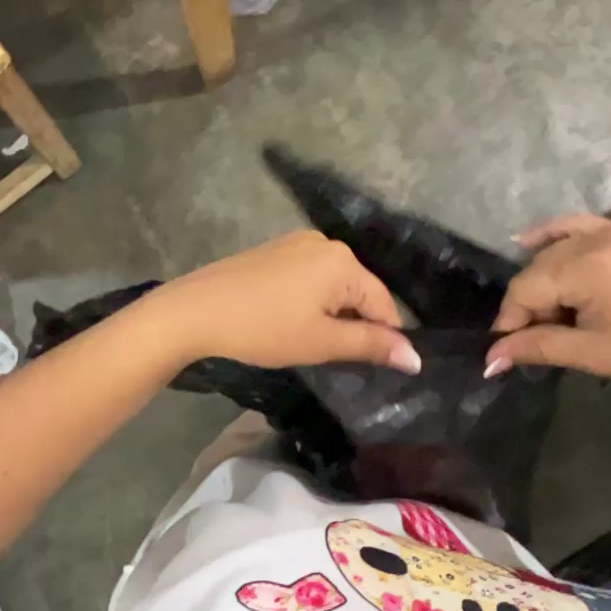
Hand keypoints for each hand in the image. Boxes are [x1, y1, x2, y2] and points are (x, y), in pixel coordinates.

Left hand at [146, 232, 419, 372]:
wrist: (195, 311)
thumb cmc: (263, 329)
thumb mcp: (321, 342)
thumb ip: (371, 345)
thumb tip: (416, 357)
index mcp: (343, 261)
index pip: (384, 305)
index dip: (383, 339)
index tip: (369, 368)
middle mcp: (325, 243)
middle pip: (359, 291)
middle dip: (354, 323)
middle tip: (331, 356)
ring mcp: (296, 243)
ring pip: (332, 285)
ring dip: (330, 313)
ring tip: (307, 341)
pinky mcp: (274, 250)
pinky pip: (309, 277)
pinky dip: (309, 300)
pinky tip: (288, 321)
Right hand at [484, 214, 610, 389]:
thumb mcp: (594, 353)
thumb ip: (538, 348)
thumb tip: (490, 361)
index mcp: (586, 265)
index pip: (525, 288)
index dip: (510, 320)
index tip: (505, 352)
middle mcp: (596, 238)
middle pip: (538, 269)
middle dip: (528, 305)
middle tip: (532, 341)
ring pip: (556, 251)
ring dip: (542, 280)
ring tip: (547, 314)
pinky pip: (579, 226)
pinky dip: (553, 234)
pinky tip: (529, 241)